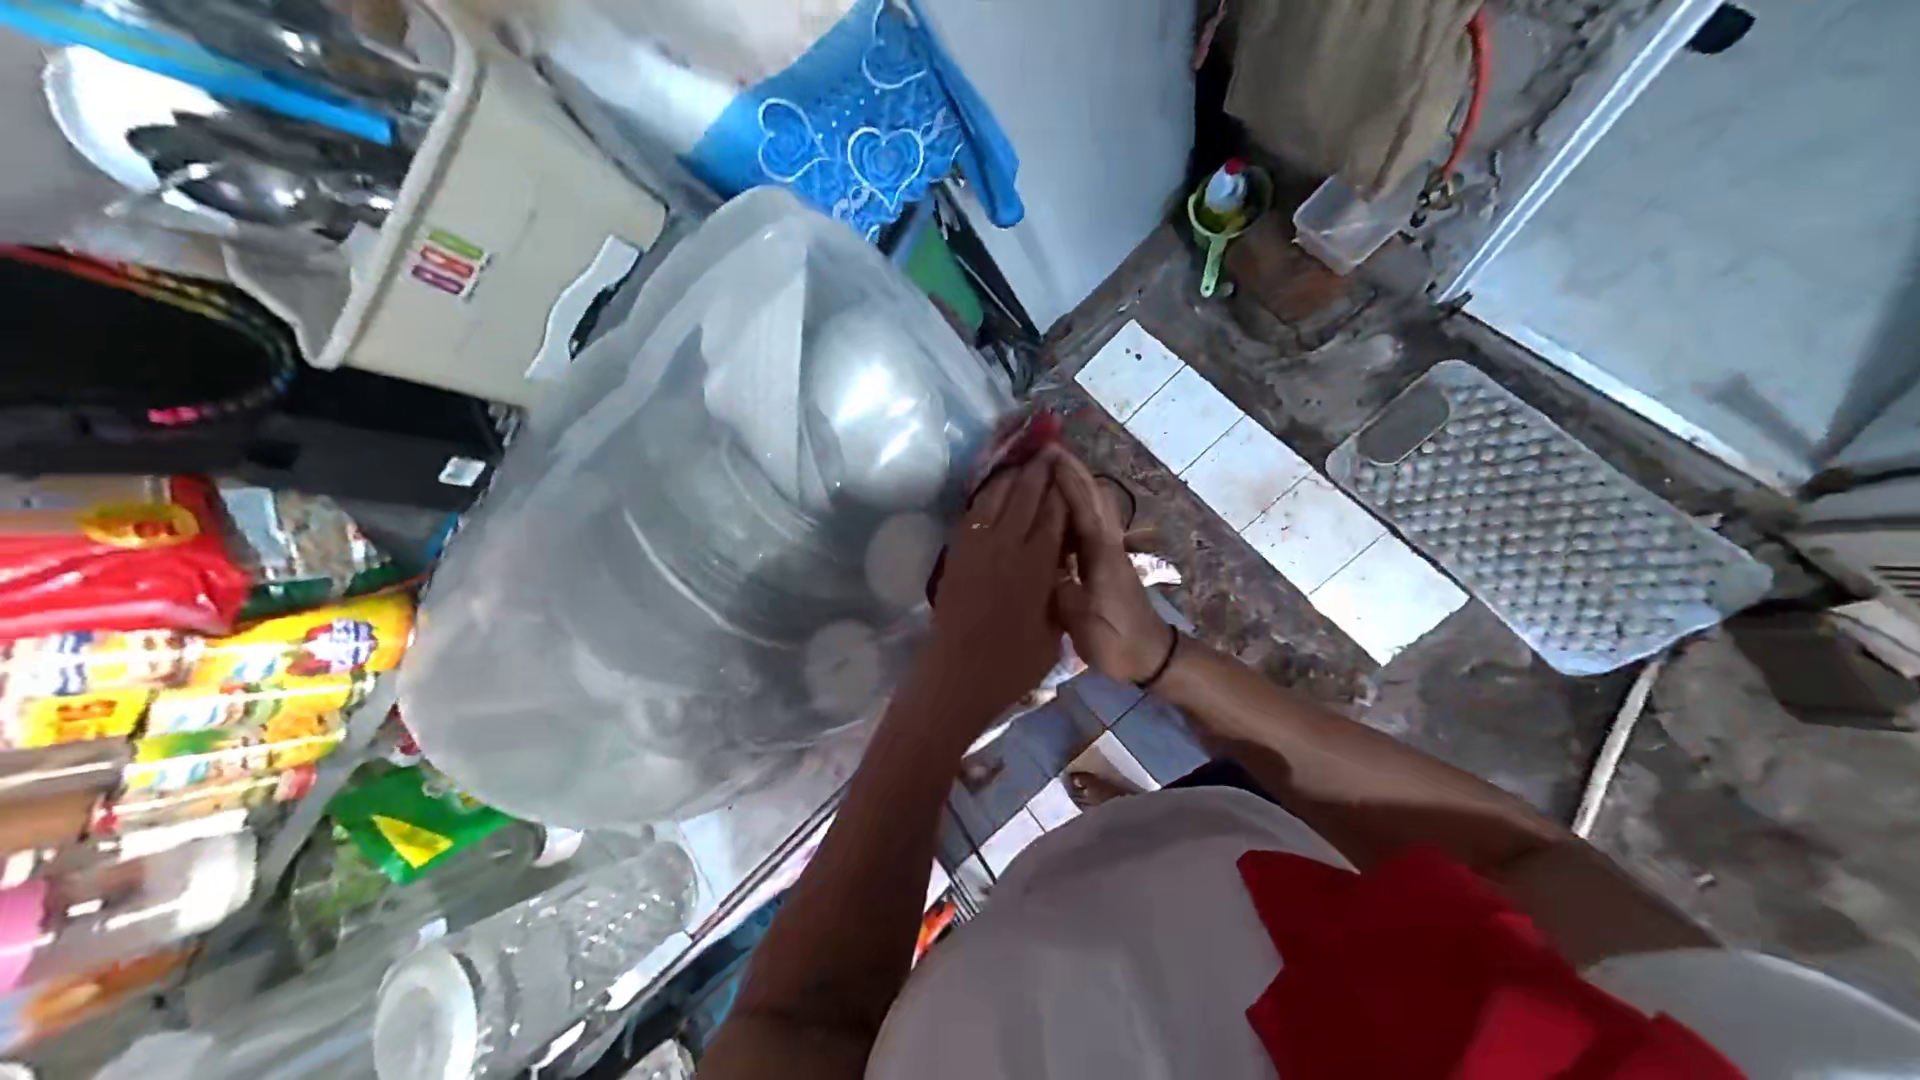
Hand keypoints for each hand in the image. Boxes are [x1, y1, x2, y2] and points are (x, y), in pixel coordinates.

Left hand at [916, 457, 1069, 731]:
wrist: (957, 675)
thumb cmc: (1013, 664)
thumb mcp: (1054, 632)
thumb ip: (1059, 594)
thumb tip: (1060, 567)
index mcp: (1036, 566)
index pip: (1053, 516)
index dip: (1061, 489)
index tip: (1068, 468)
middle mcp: (1006, 547)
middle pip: (1024, 497)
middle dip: (1038, 471)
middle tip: (1047, 449)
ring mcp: (976, 548)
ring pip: (995, 499)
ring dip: (1010, 476)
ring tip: (1021, 460)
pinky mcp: (956, 555)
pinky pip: (972, 515)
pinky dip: (985, 496)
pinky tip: (992, 489)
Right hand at [1049, 446, 1172, 683]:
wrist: (1150, 656)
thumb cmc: (1117, 641)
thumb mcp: (1084, 624)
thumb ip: (1062, 592)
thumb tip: (1042, 566)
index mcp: (1102, 555)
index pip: (1084, 507)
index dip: (1068, 478)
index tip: (1047, 453)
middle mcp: (1108, 545)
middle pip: (1094, 497)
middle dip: (1072, 470)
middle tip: (1045, 450)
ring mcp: (1110, 551)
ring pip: (1095, 507)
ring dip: (1075, 483)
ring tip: (1046, 470)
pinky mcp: (1106, 561)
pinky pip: (1089, 523)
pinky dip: (1074, 506)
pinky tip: (1055, 508)